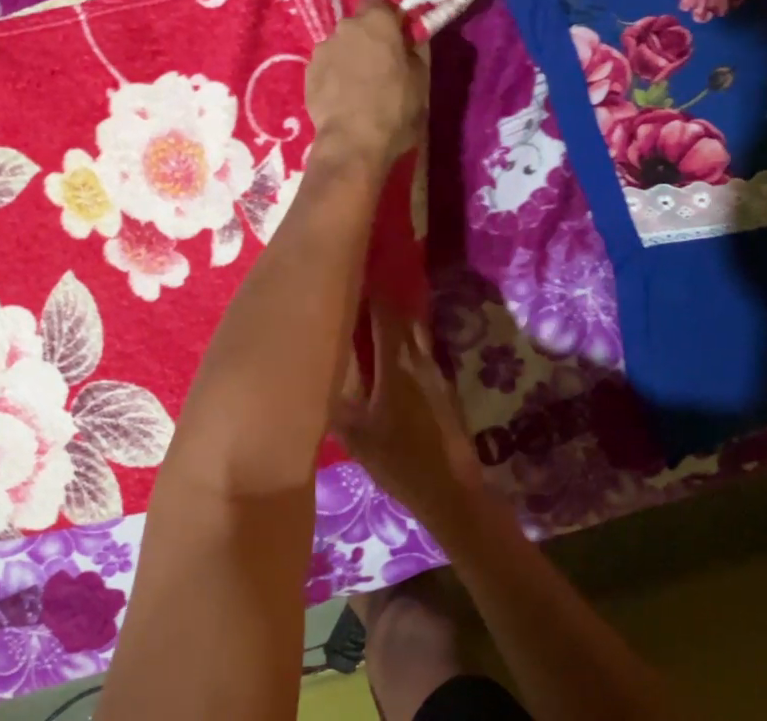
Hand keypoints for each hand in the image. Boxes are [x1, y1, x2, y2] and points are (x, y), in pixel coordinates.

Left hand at [306, 0, 426, 170]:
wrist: (352, 142)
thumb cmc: (395, 108)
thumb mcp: (421, 78)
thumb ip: (413, 48)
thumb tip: (408, 37)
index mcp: (375, 22)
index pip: (377, 1)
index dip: (386, 16)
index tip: (395, 36)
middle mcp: (344, 28)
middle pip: (356, 26)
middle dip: (366, 39)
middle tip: (379, 65)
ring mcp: (321, 50)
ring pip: (338, 46)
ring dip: (347, 58)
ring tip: (357, 87)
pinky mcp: (307, 74)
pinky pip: (325, 67)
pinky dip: (333, 76)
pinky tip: (341, 98)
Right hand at [331, 303, 488, 534]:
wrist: (453, 493)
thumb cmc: (400, 462)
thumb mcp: (356, 434)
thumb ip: (334, 398)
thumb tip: (312, 372)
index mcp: (396, 365)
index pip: (384, 314)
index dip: (371, 291)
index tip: (352, 274)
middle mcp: (420, 360)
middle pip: (403, 318)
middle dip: (383, 302)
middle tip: (358, 293)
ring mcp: (437, 374)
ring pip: (415, 336)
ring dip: (396, 323)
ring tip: (370, 320)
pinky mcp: (445, 390)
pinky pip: (421, 354)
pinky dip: (405, 346)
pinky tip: (389, 357)